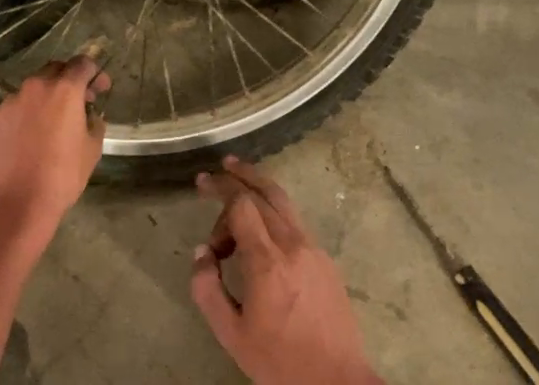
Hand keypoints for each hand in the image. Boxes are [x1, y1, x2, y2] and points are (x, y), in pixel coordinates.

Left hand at [0, 57, 110, 229]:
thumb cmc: (62, 176)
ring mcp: (10, 100)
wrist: (18, 203)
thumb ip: (94, 122)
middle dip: (69, 81)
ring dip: (45, 99)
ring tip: (50, 126)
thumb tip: (88, 114)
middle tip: (78, 104)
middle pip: (55, 70)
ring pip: (32, 90)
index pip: (82, 64)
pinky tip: (27, 139)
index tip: (99, 89)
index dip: (94, 73)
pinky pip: (14, 108)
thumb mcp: (92, 149)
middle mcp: (36, 87)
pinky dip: (25, 115)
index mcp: (64, 90)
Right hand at [190, 157, 381, 384]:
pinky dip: (272, 211)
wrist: (337, 383)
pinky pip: (294, 222)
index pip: (241, 204)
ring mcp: (314, 250)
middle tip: (214, 174)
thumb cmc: (280, 362)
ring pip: (283, 202)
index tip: (201, 186)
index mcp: (267, 262)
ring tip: (236, 176)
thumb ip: (207, 289)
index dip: (219, 190)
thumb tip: (202, 254)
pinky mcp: (326, 261)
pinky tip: (259, 226)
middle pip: (264, 193)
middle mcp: (293, 245)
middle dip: (236, 179)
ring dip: (257, 187)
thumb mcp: (231, 334)